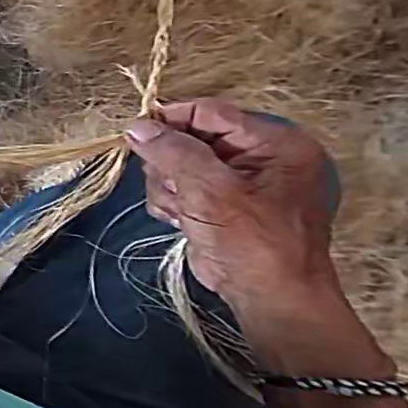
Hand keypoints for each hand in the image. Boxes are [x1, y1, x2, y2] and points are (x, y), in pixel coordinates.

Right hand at [125, 99, 390, 375]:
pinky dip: (171, 201)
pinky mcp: (217, 200)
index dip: (168, 120)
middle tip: (176, 188)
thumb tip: (136, 125)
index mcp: (273, 143)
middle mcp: (256, 155)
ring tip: (183, 211)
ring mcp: (236, 179)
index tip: (134, 136)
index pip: (207, 112)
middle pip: (185, 138)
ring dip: (167, 186)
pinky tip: (182, 219)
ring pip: (174, 163)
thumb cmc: (251, 240)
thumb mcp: (210, 189)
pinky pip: (176, 185)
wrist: (267, 295)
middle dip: (168, 164)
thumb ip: (173, 151)